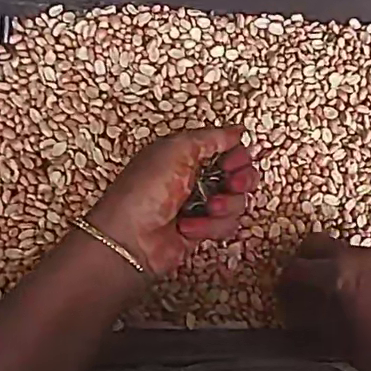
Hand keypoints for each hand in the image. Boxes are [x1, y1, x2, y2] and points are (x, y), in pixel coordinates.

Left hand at [86, 127, 259, 275]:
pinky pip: (227, 226)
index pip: (229, 149)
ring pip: (237, 203)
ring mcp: (200, 206)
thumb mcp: (176, 150)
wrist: (130, 239)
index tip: (231, 162)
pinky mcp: (202, 230)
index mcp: (188, 155)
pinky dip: (211, 227)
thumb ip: (211, 138)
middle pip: (240, 176)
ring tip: (207, 209)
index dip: (237, 155)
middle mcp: (196, 179)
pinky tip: (188, 227)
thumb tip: (236, 131)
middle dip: (240, 181)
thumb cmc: (142, 193)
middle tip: (231, 185)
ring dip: (224, 206)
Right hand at [278, 233, 370, 370]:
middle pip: (318, 244)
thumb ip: (311, 318)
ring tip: (323, 293)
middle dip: (304, 261)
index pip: (298, 267)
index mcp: (339, 274)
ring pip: (342, 250)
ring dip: (328, 265)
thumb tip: (296, 310)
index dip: (285, 280)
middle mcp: (359, 259)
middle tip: (297, 284)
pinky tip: (351, 295)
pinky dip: (351, 270)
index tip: (281, 291)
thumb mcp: (335, 339)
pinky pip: (364, 260)